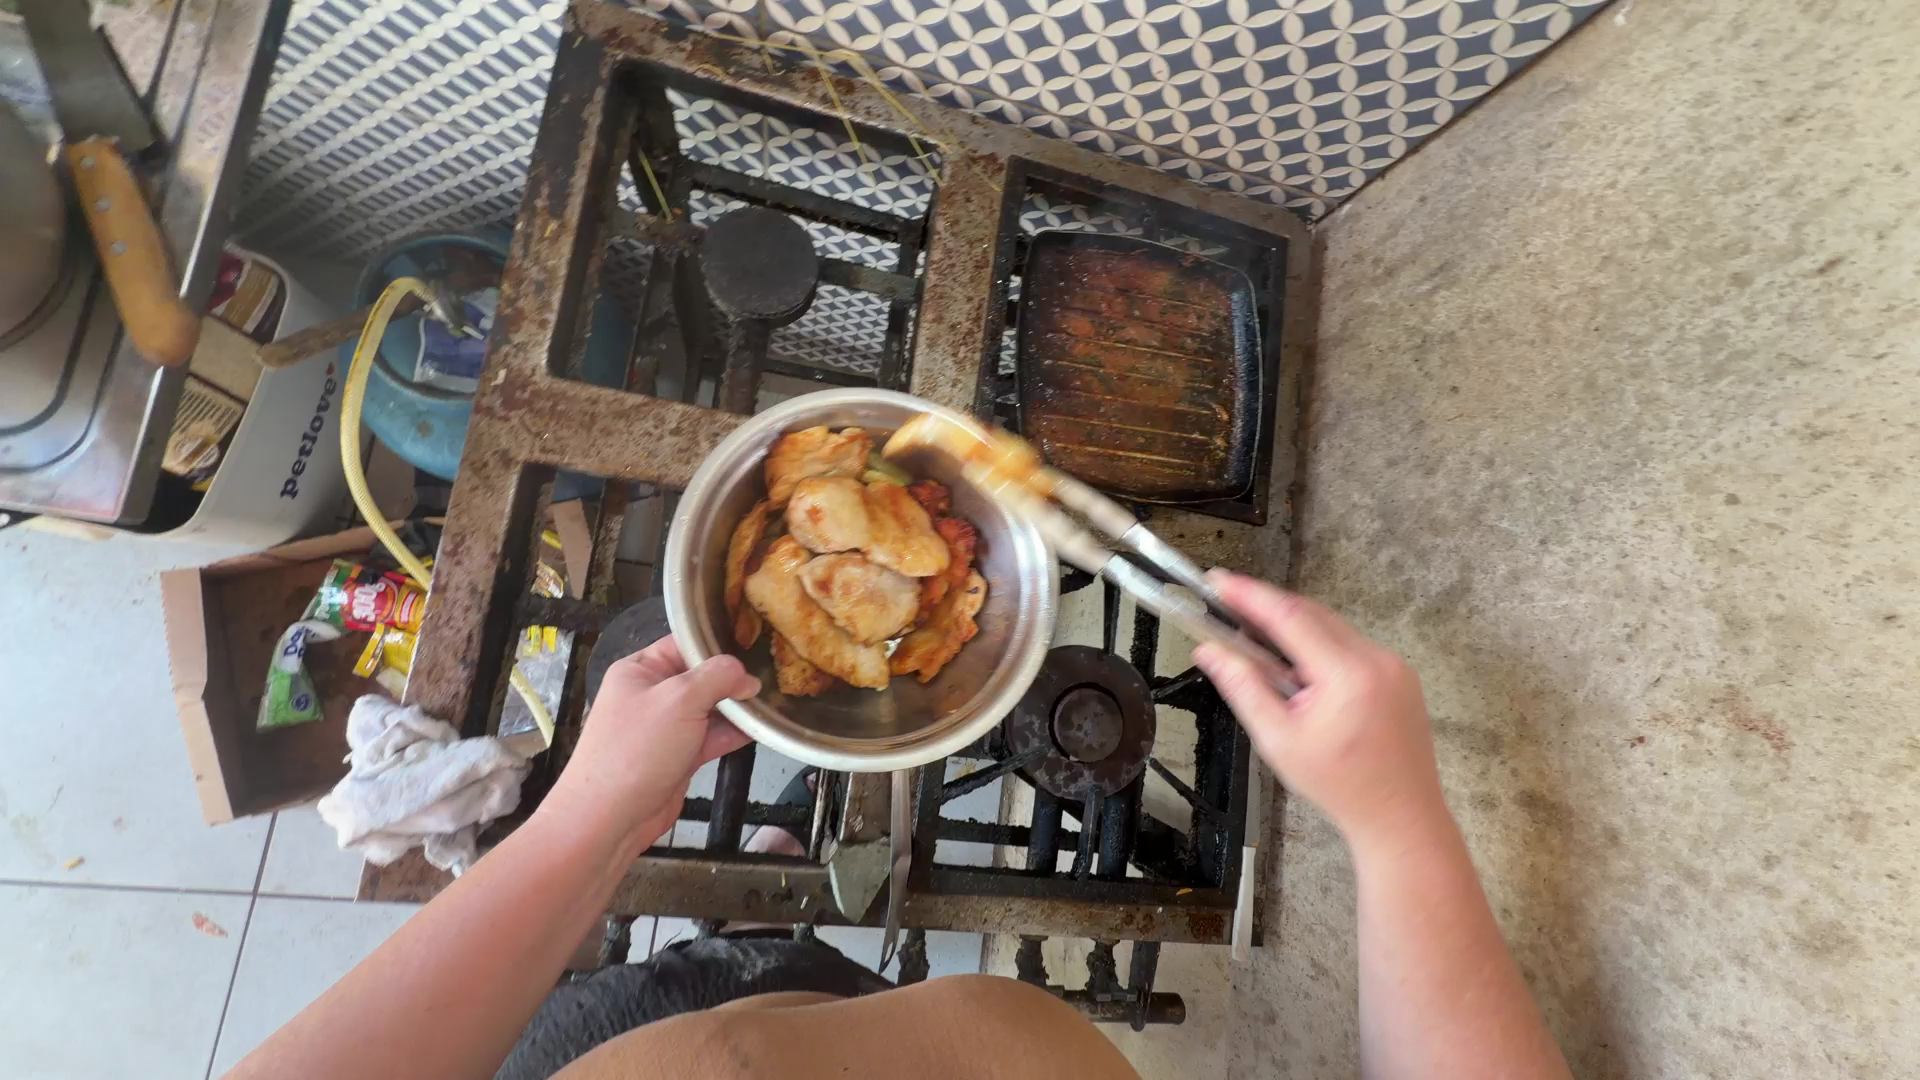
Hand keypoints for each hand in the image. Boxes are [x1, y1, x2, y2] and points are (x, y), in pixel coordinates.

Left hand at [538, 636, 759, 853]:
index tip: (755, 645)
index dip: (719, 644)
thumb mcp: (680, 699)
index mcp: (641, 670)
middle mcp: (654, 693)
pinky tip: (762, 728)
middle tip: (771, 675)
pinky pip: (714, 735)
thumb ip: (718, 677)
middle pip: (703, 675)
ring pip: (712, 707)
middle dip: (734, 678)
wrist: (608, 821)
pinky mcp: (680, 755)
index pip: (686, 644)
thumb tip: (748, 678)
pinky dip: (735, 732)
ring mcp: (668, 726)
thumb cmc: (637, 750)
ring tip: (773, 702)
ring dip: (738, 707)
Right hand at [1192, 571, 1447, 846]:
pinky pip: (1347, 641)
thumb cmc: (1339, 785)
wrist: (1401, 818)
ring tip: (1250, 630)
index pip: (1290, 618)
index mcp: (1348, 676)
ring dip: (1289, 622)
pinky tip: (1290, 657)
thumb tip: (1208, 650)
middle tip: (1225, 602)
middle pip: (1309, 614)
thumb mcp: (1277, 740)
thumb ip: (1242, 687)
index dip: (1250, 595)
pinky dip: (1314, 638)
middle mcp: (1377, 660)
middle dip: (1265, 604)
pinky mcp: (1397, 673)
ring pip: (1328, 624)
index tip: (1218, 581)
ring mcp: (1392, 665)